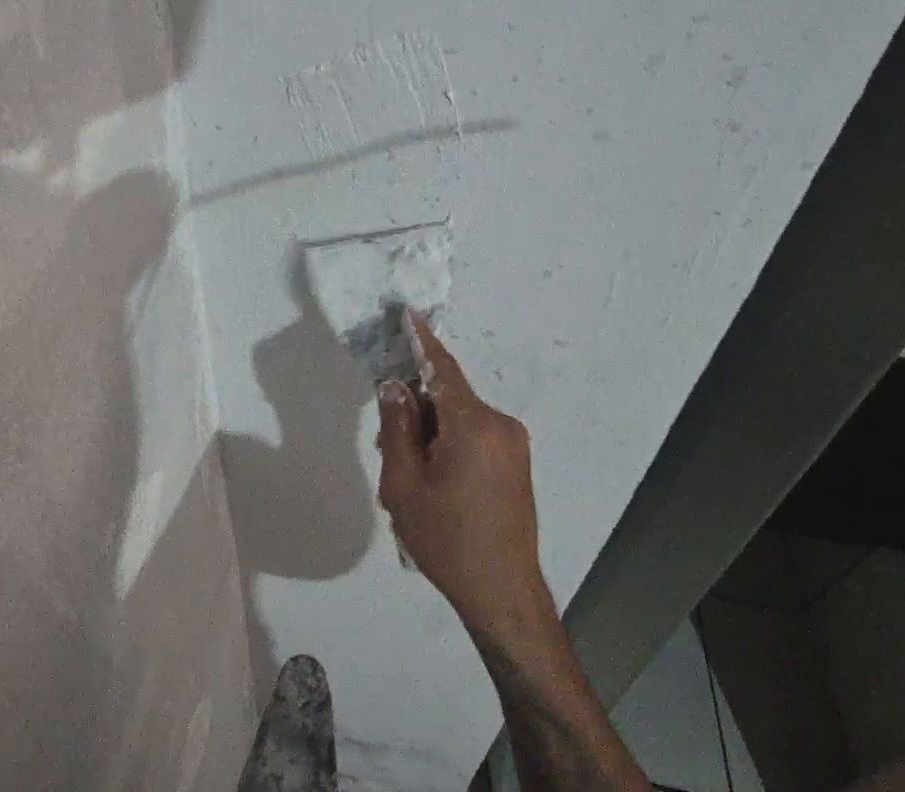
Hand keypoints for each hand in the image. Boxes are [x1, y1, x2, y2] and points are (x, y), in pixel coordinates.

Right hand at [376, 314, 555, 642]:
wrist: (502, 592)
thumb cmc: (447, 540)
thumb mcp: (405, 485)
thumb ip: (398, 428)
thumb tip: (395, 388)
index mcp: (473, 425)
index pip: (442, 370)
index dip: (421, 341)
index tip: (407, 313)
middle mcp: (500, 425)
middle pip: (447, 398)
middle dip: (415, 410)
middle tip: (388, 445)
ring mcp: (513, 445)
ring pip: (459, 420)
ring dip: (431, 433)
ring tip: (410, 476)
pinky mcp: (516, 464)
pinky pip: (474, 437)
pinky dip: (449, 445)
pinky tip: (433, 482)